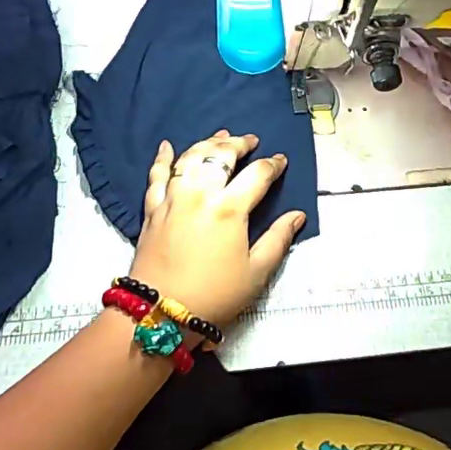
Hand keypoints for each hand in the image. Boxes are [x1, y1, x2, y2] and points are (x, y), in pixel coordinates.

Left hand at [127, 131, 306, 327]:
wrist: (159, 312)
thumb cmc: (214, 295)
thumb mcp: (256, 272)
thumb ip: (279, 239)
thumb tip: (298, 216)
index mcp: (229, 208)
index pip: (257, 174)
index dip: (272, 165)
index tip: (280, 161)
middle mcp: (200, 194)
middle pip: (220, 156)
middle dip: (239, 144)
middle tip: (250, 141)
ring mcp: (172, 199)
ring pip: (190, 158)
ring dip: (207, 143)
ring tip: (220, 137)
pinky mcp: (152, 209)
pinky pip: (157, 175)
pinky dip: (163, 158)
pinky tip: (166, 146)